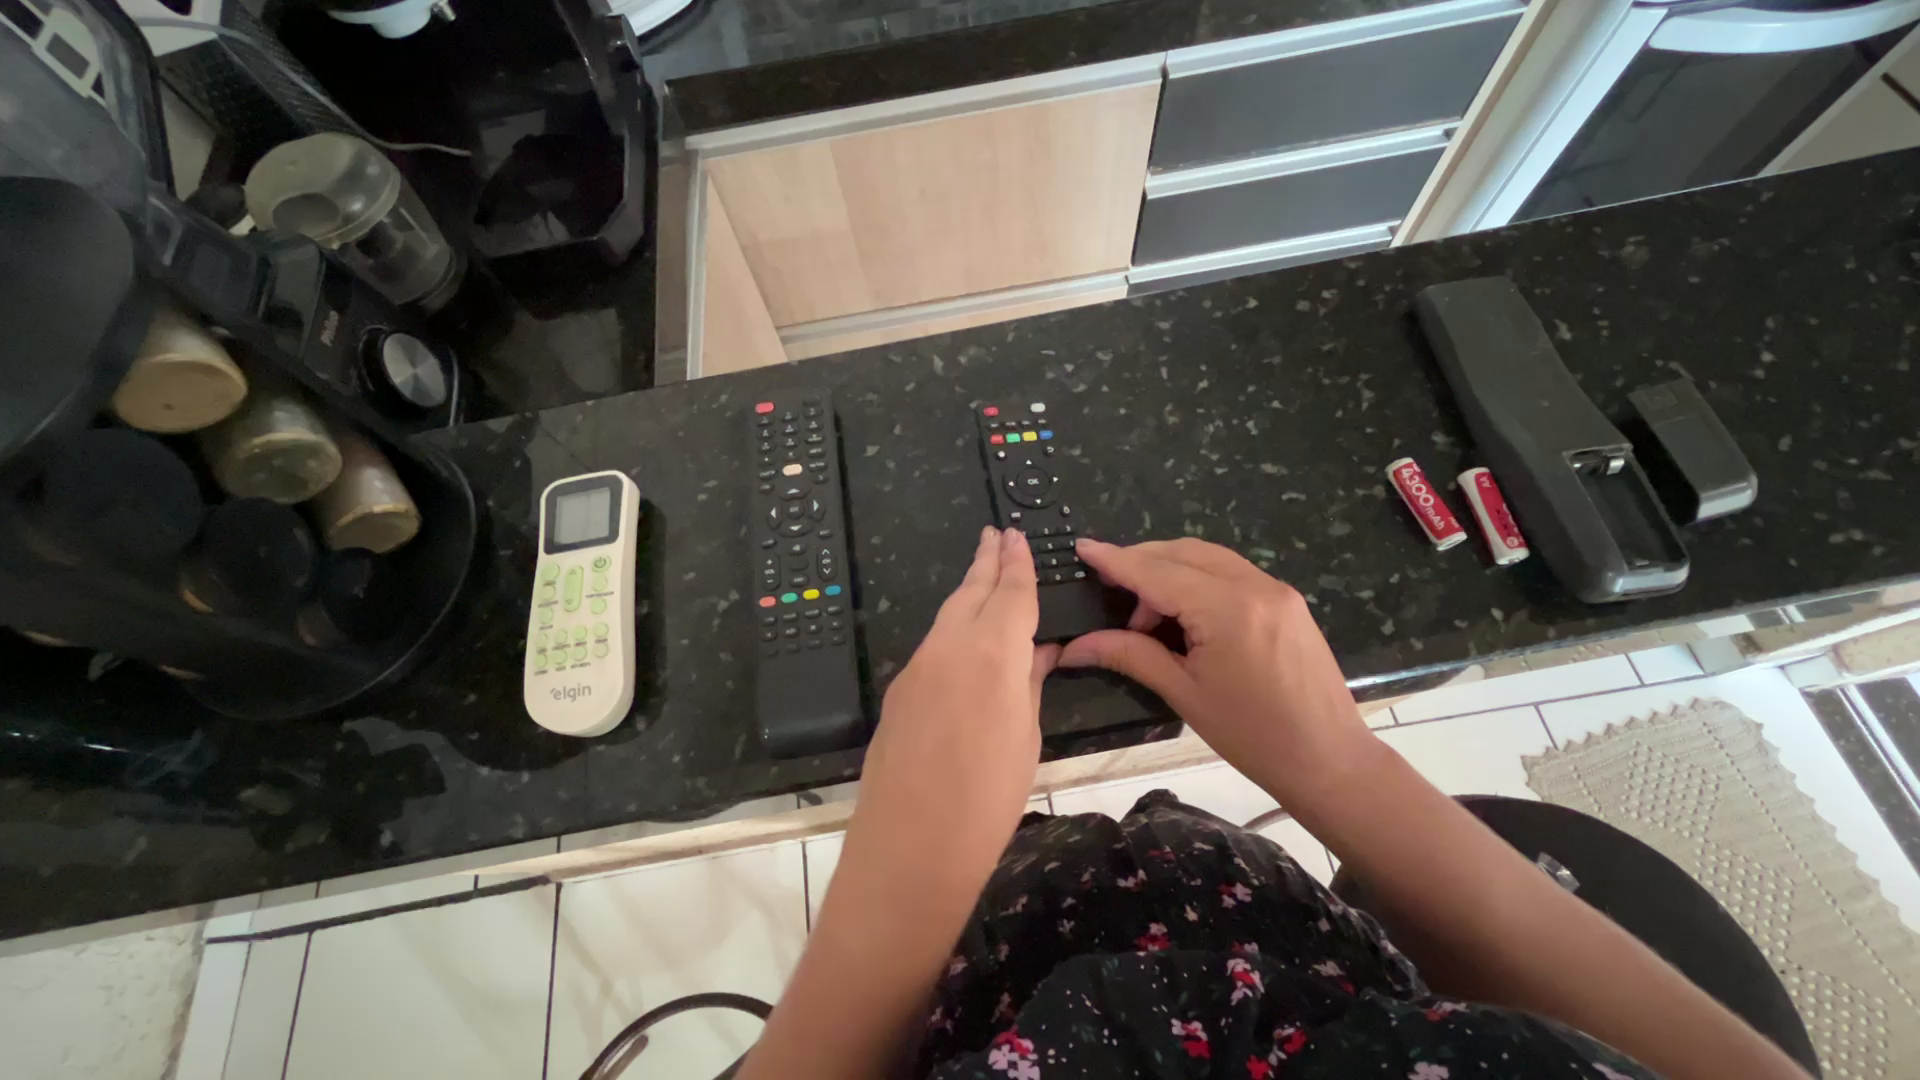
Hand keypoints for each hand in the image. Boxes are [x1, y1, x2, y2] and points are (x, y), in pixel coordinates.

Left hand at [847, 527, 1059, 896]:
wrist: (909, 848)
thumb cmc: (988, 802)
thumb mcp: (1026, 739)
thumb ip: (1029, 685)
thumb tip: (1037, 652)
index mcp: (993, 655)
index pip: (1011, 595)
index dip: (1017, 564)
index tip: (1015, 536)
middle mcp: (950, 648)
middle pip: (971, 592)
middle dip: (986, 560)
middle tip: (995, 533)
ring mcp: (917, 668)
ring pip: (947, 615)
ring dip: (968, 591)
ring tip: (983, 570)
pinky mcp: (899, 692)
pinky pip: (933, 645)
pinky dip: (952, 628)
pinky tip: (963, 637)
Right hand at [1059, 537, 1373, 806]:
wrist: (1330, 760)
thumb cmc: (1252, 736)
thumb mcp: (1184, 694)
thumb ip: (1130, 655)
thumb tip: (1073, 646)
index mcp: (1228, 610)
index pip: (1158, 573)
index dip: (1116, 560)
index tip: (1082, 547)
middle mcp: (1255, 586)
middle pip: (1183, 553)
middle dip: (1141, 562)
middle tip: (1109, 590)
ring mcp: (1276, 590)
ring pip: (1208, 558)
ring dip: (1169, 570)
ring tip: (1146, 615)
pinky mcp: (1287, 600)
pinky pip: (1231, 572)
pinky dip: (1198, 579)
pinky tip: (1183, 614)